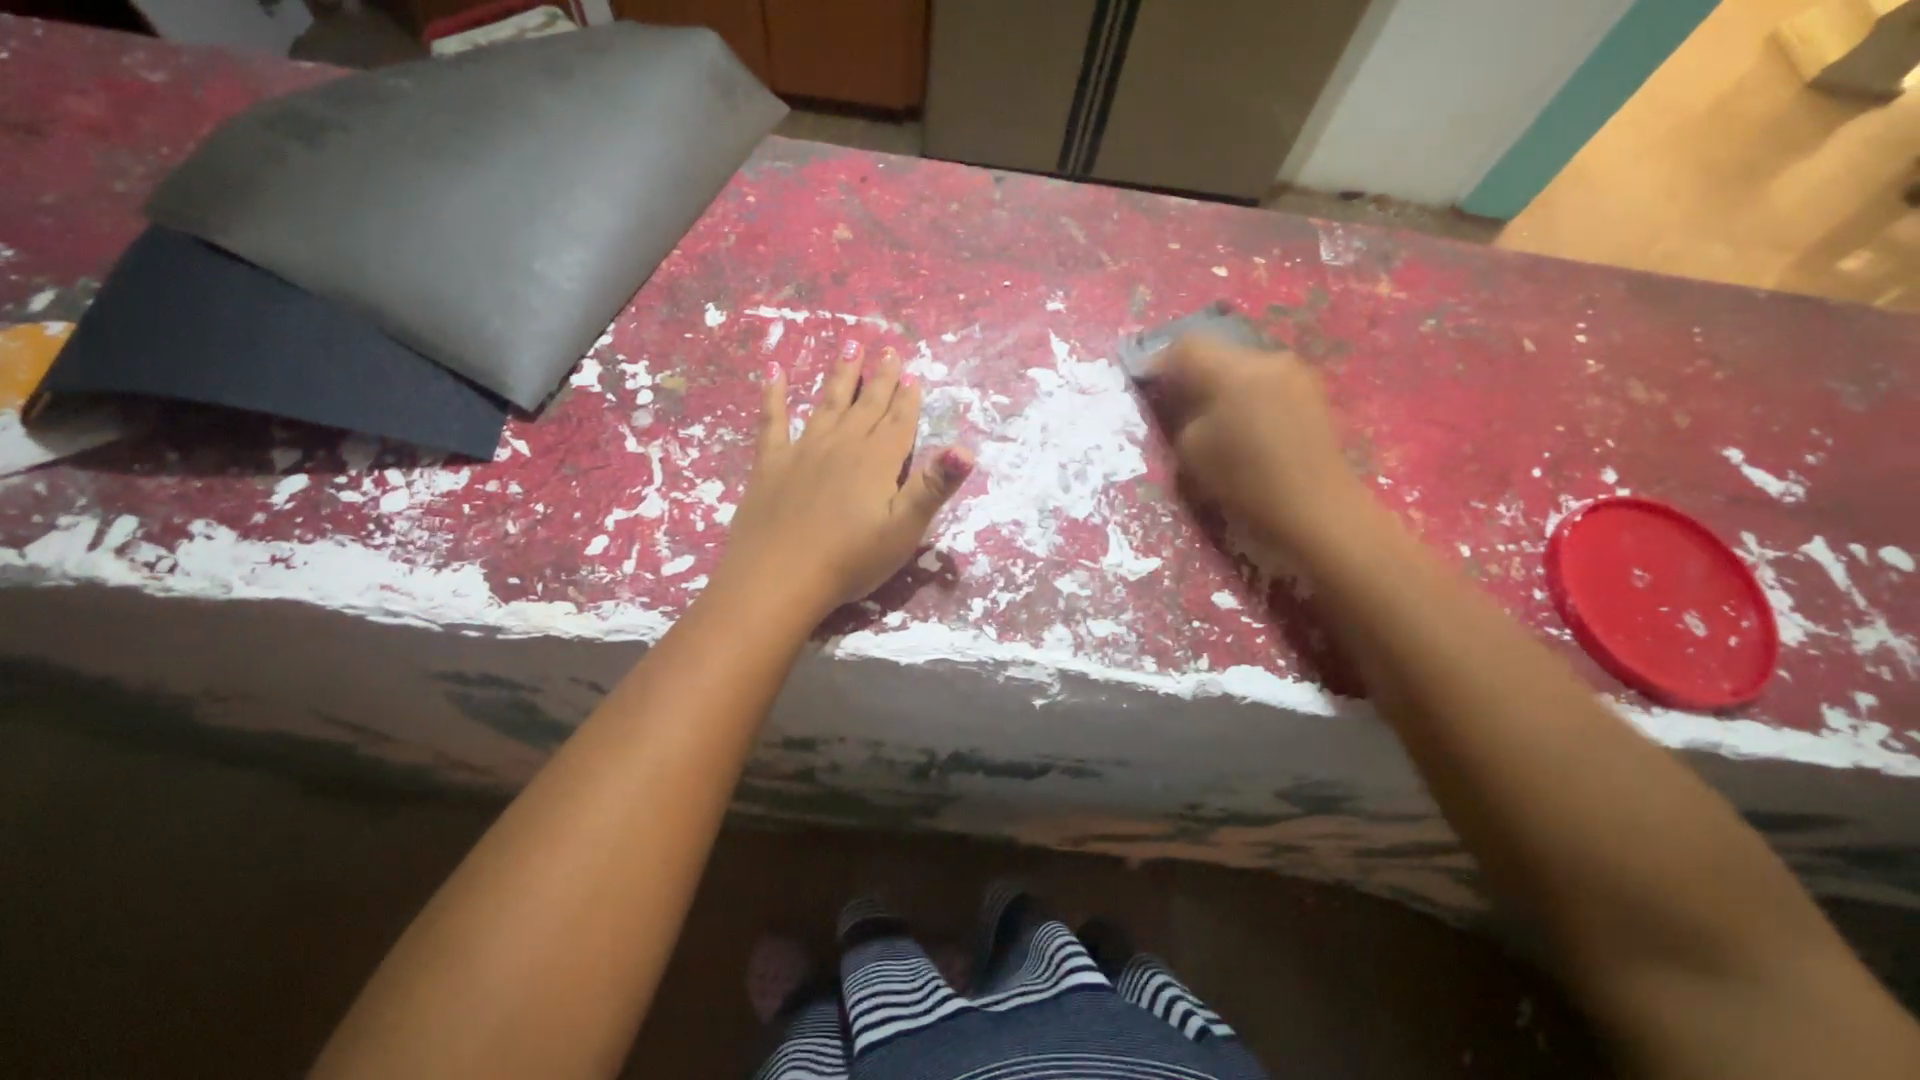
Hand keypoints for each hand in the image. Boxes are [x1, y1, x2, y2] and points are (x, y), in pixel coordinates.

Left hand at [714, 351, 973, 618]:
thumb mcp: (903, 528)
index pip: (899, 422)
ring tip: (850, 346)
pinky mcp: (770, 463)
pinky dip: (773, 394)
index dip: (907, 398)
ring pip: (827, 403)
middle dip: (880, 378)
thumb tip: (965, 449)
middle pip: (867, 406)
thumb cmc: (850, 559)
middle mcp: (842, 445)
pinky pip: (772, 420)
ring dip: (840, 375)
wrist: (778, 576)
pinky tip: (773, 370)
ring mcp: (803, 450)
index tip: (912, 372)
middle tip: (888, 350)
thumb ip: (932, 487)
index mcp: (877, 461)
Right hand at [1153, 335, 1365, 549]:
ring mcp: (1296, 375)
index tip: (1148, 389)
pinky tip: (1246, 429)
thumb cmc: (1246, 484)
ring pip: (1245, 369)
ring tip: (1214, 421)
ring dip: (1225, 387)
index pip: (1185, 346)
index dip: (1160, 364)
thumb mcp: (1192, 453)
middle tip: (1179, 406)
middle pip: (1218, 353)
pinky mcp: (1313, 395)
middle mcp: (1267, 359)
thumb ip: (1182, 416)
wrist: (1317, 513)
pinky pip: (1268, 385)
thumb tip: (1185, 402)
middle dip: (1195, 375)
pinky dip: (1249, 399)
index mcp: (1233, 369)